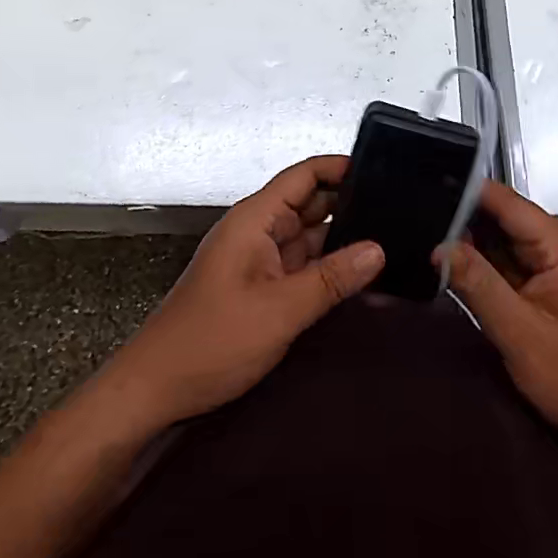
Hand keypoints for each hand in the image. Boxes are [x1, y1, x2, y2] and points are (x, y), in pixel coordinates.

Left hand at [97, 155, 384, 431]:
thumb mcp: (280, 310)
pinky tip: (363, 274)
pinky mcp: (262, 287)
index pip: (303, 176)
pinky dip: (330, 267)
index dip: (340, 168)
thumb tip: (379, 250)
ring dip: (344, 239)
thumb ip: (332, 278)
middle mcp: (258, 232)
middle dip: (351, 204)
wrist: (156, 390)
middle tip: (401, 211)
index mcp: (255, 220)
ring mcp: (260, 260)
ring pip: (310, 237)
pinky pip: (303, 266)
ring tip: (394, 240)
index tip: (384, 171)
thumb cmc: (212, 341)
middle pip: (310, 204)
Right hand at [441, 183, 557, 460]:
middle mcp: (551, 245)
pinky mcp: (529, 282)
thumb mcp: (522, 334)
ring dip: (461, 234)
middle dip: (459, 210)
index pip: (508, 203)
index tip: (422, 185)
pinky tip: (437, 254)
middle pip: (498, 214)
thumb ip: (479, 286)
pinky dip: (469, 257)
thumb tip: (437, 246)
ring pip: (493, 235)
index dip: (469, 191)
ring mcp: (540, 263)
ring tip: (415, 226)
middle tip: (410, 209)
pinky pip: (494, 258)